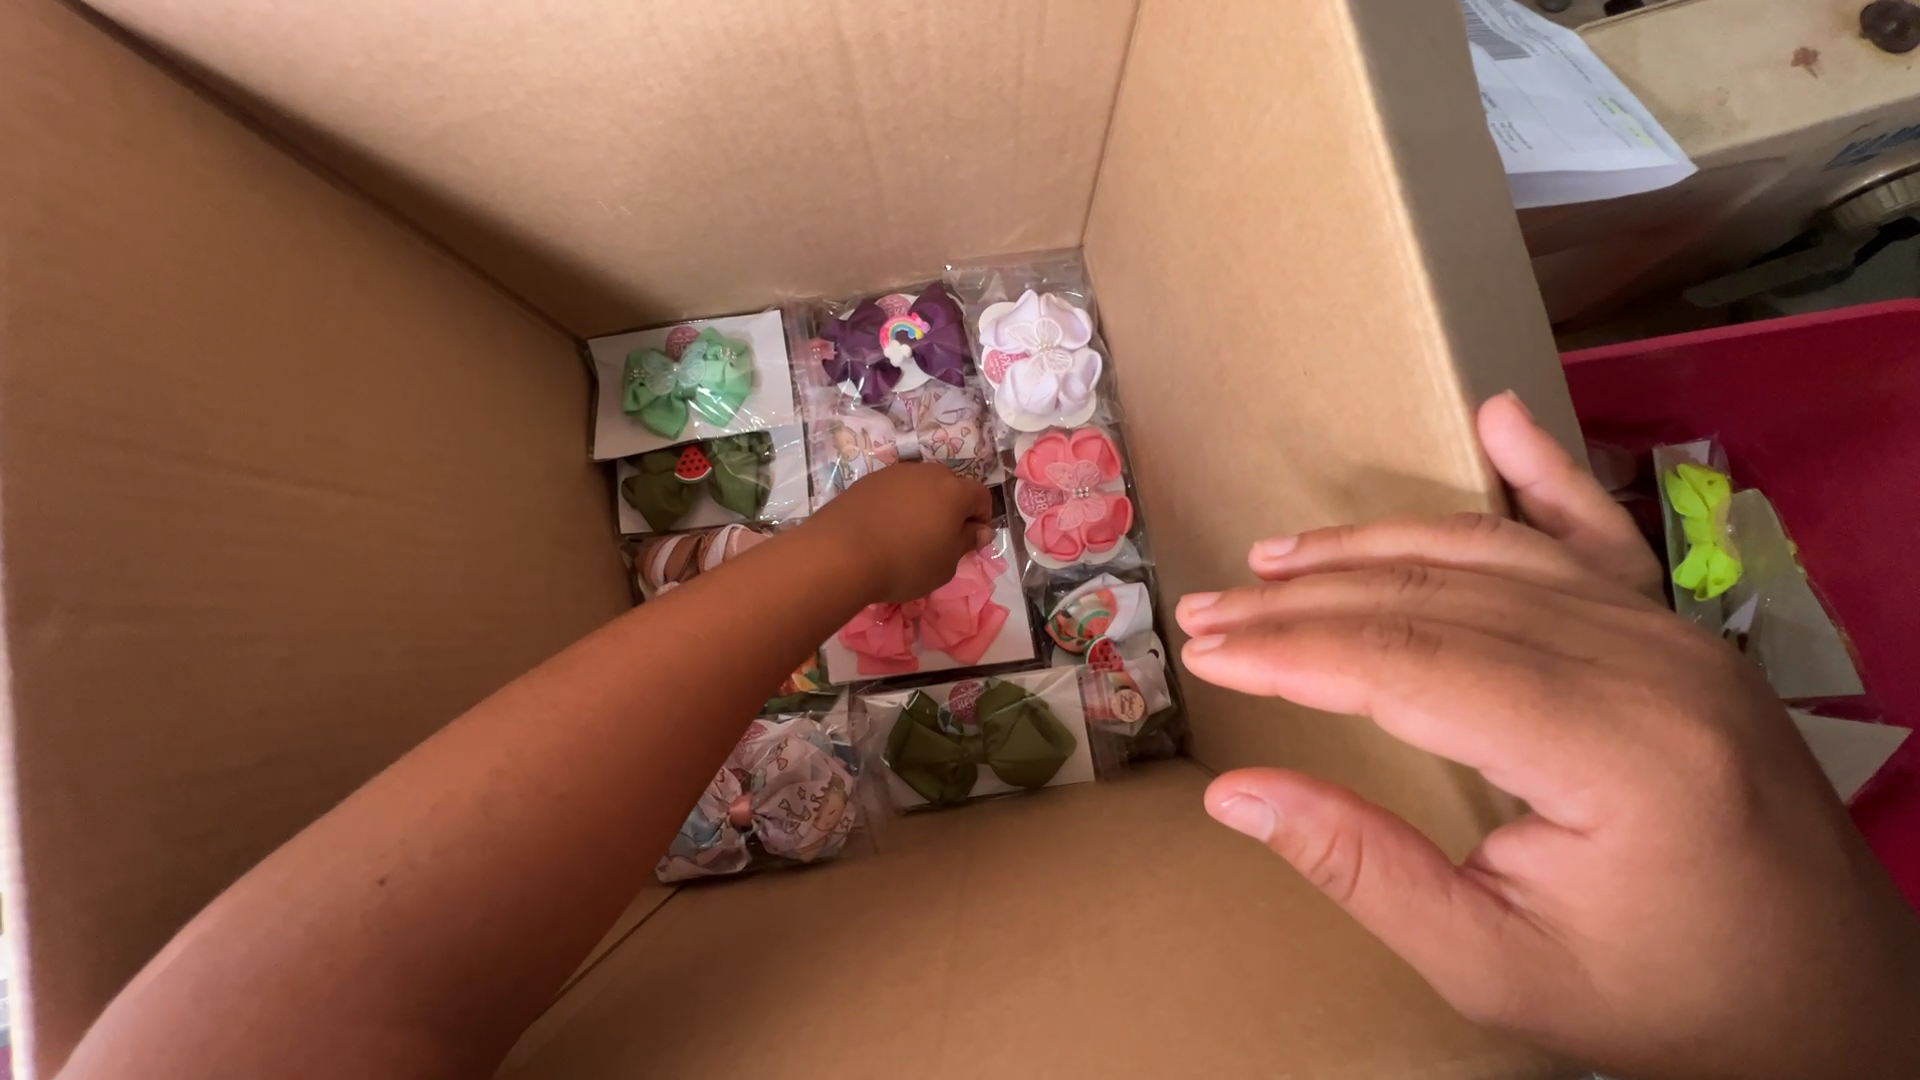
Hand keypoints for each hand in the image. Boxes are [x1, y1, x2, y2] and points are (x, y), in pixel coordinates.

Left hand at [808, 463, 994, 603]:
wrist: (841, 553)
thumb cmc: (905, 563)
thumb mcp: (946, 564)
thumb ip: (967, 542)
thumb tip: (981, 530)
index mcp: (954, 490)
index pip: (981, 496)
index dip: (982, 518)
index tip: (972, 542)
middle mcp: (926, 473)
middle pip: (950, 486)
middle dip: (952, 510)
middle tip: (941, 540)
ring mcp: (894, 473)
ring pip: (920, 486)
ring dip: (923, 505)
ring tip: (909, 535)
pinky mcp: (867, 481)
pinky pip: (893, 491)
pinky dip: (897, 506)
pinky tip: (884, 530)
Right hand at [1177, 393, 1919, 1079]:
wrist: (1838, 1006)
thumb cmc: (1661, 1001)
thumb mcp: (1491, 969)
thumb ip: (1357, 868)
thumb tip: (1232, 793)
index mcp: (1615, 754)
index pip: (1405, 666)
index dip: (1288, 653)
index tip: (1206, 652)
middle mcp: (1649, 666)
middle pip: (1428, 600)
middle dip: (1297, 603)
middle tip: (1206, 611)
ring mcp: (1668, 634)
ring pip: (1480, 556)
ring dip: (1361, 549)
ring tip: (1270, 558)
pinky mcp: (1672, 630)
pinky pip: (1590, 534)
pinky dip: (1535, 473)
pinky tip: (1495, 421)